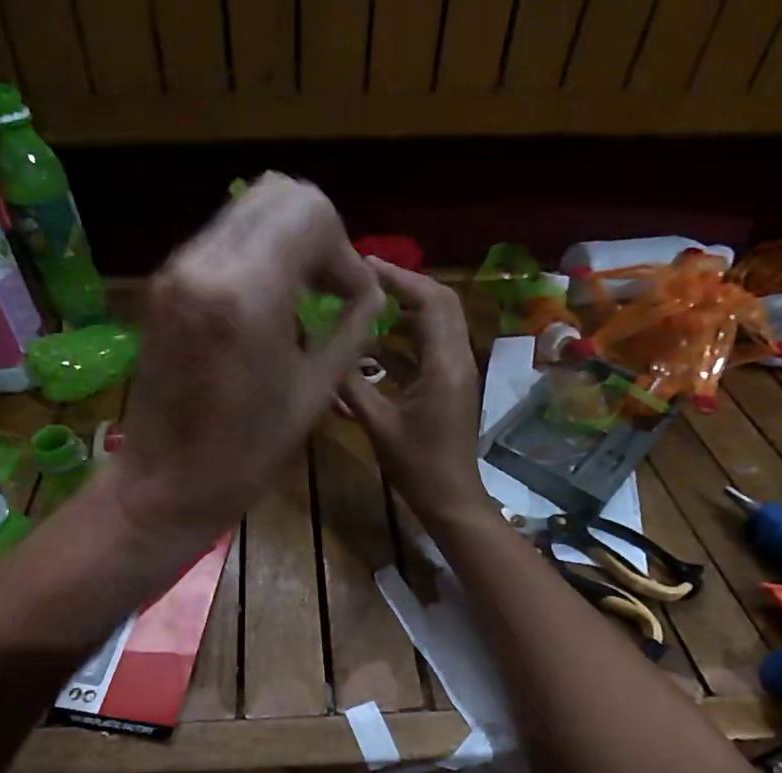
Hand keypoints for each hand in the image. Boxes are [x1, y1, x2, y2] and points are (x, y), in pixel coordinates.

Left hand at [114, 173, 384, 543]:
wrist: (163, 486)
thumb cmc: (245, 455)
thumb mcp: (316, 391)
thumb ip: (351, 324)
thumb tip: (368, 289)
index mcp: (247, 292)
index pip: (311, 210)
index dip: (342, 251)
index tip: (348, 298)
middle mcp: (204, 266)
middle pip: (277, 194)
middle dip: (316, 233)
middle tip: (325, 288)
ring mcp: (175, 274)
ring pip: (245, 213)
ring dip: (283, 242)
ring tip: (297, 298)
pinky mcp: (161, 290)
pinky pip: (218, 244)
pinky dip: (251, 258)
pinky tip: (262, 308)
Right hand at [336, 257, 487, 517]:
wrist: (450, 497)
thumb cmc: (415, 464)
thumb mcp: (377, 424)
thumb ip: (351, 386)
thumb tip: (324, 352)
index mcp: (444, 364)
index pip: (429, 301)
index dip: (399, 279)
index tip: (366, 265)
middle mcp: (456, 358)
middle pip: (439, 304)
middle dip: (404, 286)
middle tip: (365, 278)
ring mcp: (454, 371)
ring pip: (434, 325)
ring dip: (403, 311)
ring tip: (364, 306)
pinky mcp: (447, 385)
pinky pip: (427, 349)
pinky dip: (403, 340)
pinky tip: (371, 347)